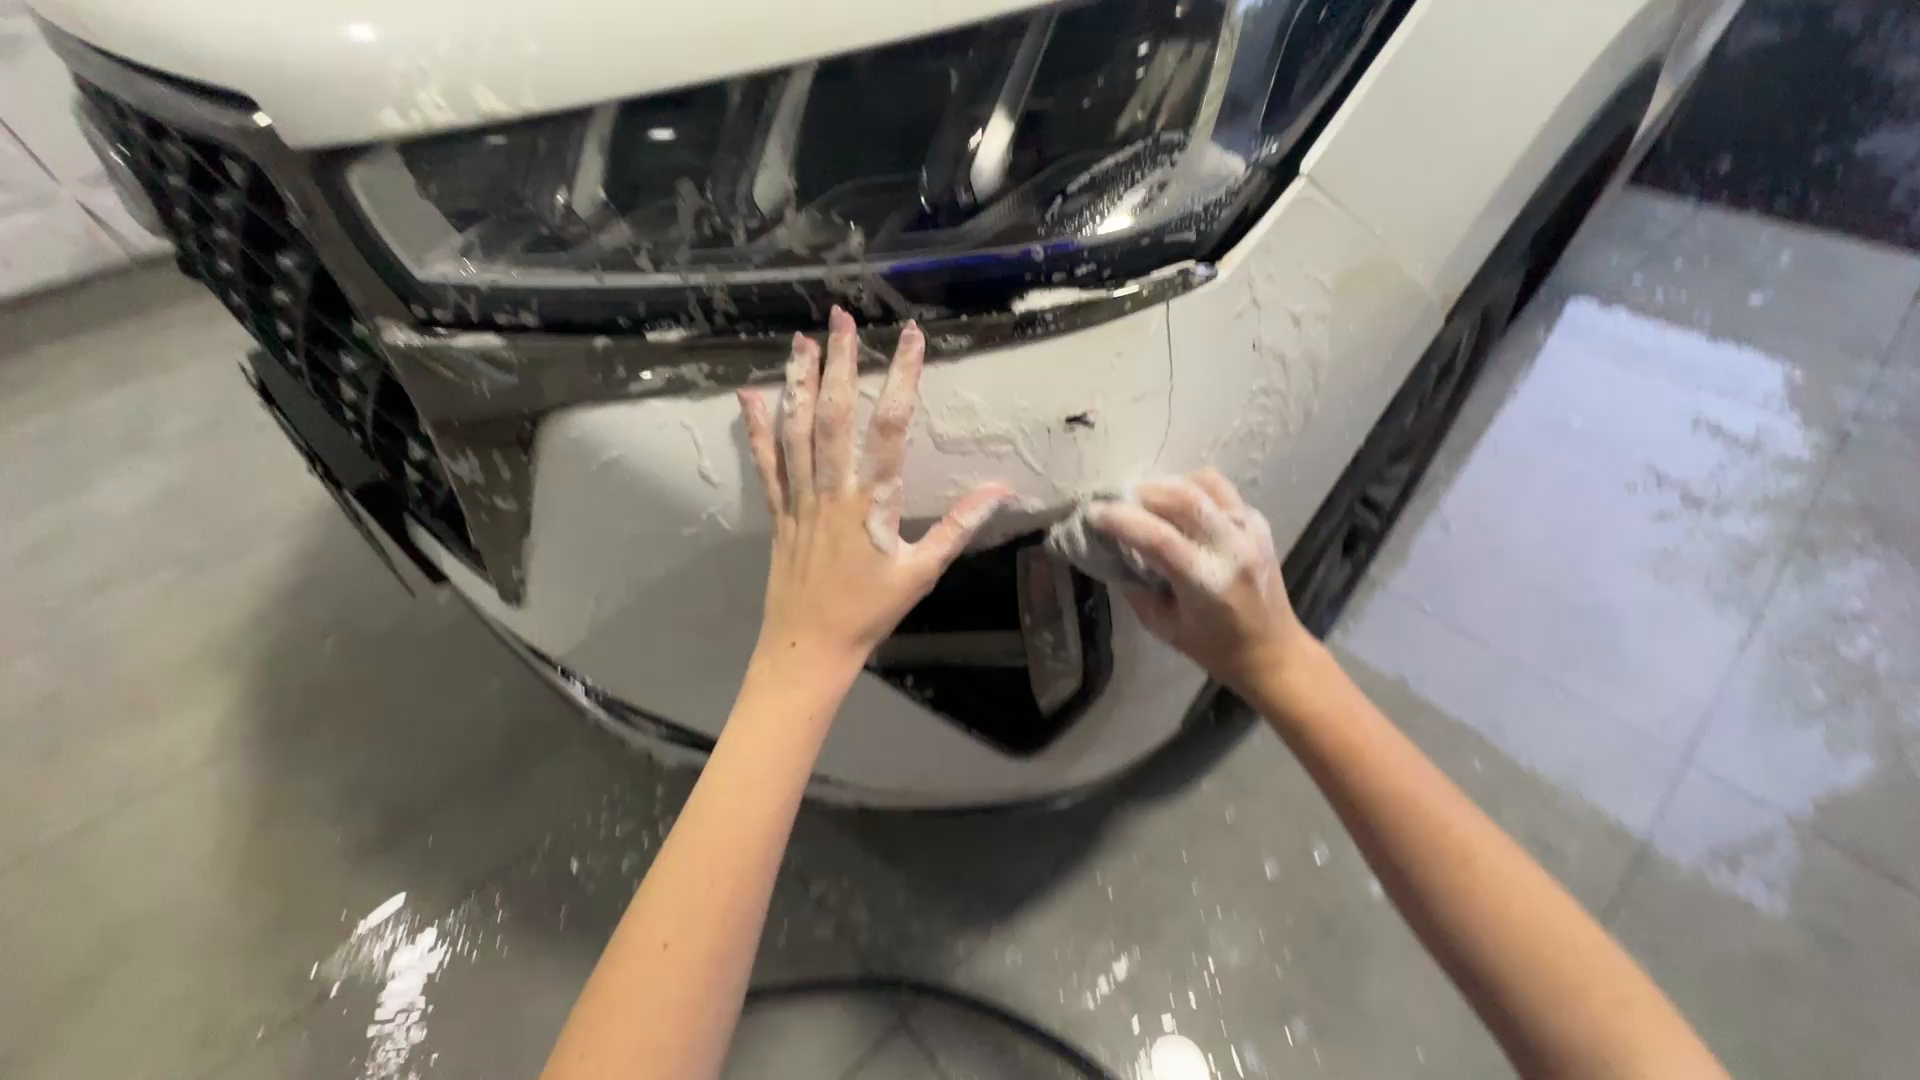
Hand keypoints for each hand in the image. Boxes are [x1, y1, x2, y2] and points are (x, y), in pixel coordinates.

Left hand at [738, 307, 1010, 673]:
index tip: (912, 337)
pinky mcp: (778, 512)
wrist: (810, 646)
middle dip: (839, 362)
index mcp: (871, 502)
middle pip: (833, 415)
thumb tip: (1000, 492)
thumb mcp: (922, 572)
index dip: (902, 378)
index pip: (890, 427)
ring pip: (796, 431)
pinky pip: (766, 464)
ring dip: (798, 382)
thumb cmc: (871, 612)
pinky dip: (757, 428)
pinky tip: (749, 395)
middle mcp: (831, 490)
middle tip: (841, 317)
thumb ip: (958, 527)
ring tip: (800, 339)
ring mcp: (799, 499)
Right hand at [1091, 470, 1318, 695]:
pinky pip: (1220, 490)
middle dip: (1142, 493)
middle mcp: (1231, 549)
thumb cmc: (1214, 647)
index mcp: (1206, 582)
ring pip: (1204, 483)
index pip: (1158, 537)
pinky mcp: (1257, 522)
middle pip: (1183, 498)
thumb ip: (1135, 586)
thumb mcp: (1163, 626)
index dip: (1121, 520)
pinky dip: (1191, 490)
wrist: (1273, 651)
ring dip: (1167, 484)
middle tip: (1117, 501)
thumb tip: (1112, 550)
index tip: (1093, 514)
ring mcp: (1249, 530)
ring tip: (1146, 500)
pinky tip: (1178, 508)